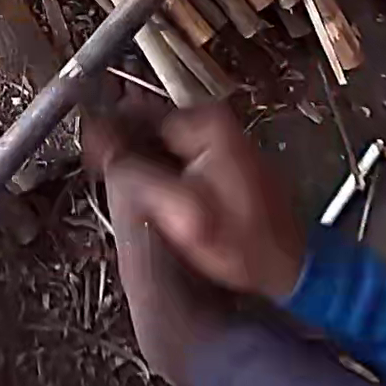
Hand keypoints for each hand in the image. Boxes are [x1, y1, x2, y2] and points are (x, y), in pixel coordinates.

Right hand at [84, 100, 304, 301]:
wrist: (295, 272)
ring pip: (157, 136)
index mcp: (206, 121)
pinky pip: (173, 149)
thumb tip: (96, 140)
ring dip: (137, 154)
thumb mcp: (182, 211)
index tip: (90, 149)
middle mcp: (212, 119)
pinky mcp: (218, 154)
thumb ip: (136, 173)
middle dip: (122, 142)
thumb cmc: (245, 244)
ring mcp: (217, 135)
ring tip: (118, 177)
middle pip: (147, 121)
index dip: (109, 131)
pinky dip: (155, 162)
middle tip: (100, 166)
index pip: (138, 113)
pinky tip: (146, 184)